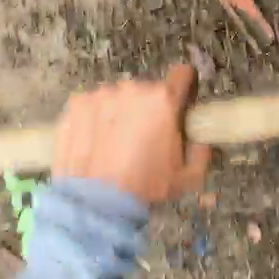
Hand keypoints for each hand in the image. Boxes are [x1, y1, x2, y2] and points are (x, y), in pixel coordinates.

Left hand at [54, 64, 212, 205]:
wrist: (94, 203)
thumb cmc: (145, 188)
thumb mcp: (187, 177)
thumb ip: (201, 152)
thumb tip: (201, 141)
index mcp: (163, 99)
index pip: (183, 74)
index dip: (184, 87)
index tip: (180, 102)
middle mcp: (133, 89)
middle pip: (147, 90)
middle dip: (148, 108)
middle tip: (142, 138)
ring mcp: (102, 94)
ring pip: (117, 98)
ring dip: (119, 113)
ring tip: (113, 144)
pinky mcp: (76, 104)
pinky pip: (91, 106)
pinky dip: (94, 119)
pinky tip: (93, 143)